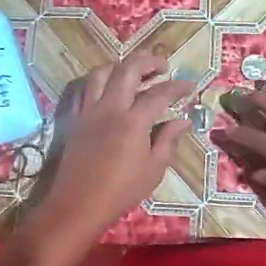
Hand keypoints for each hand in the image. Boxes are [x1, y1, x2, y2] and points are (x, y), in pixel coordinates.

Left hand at [23, 54, 192, 252]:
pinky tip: (107, 90)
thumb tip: (183, 121)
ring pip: (101, 73)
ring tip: (134, 74)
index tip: (190, 86)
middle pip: (128, 69)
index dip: (178, 86)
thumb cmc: (121, 190)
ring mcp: (88, 110)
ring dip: (120, 67)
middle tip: (163, 67)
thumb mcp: (153, 169)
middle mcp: (110, 107)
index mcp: (133, 120)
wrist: (78, 204)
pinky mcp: (75, 118)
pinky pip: (83, 89)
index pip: (160, 93)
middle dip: (148, 62)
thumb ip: (168, 140)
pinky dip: (98, 83)